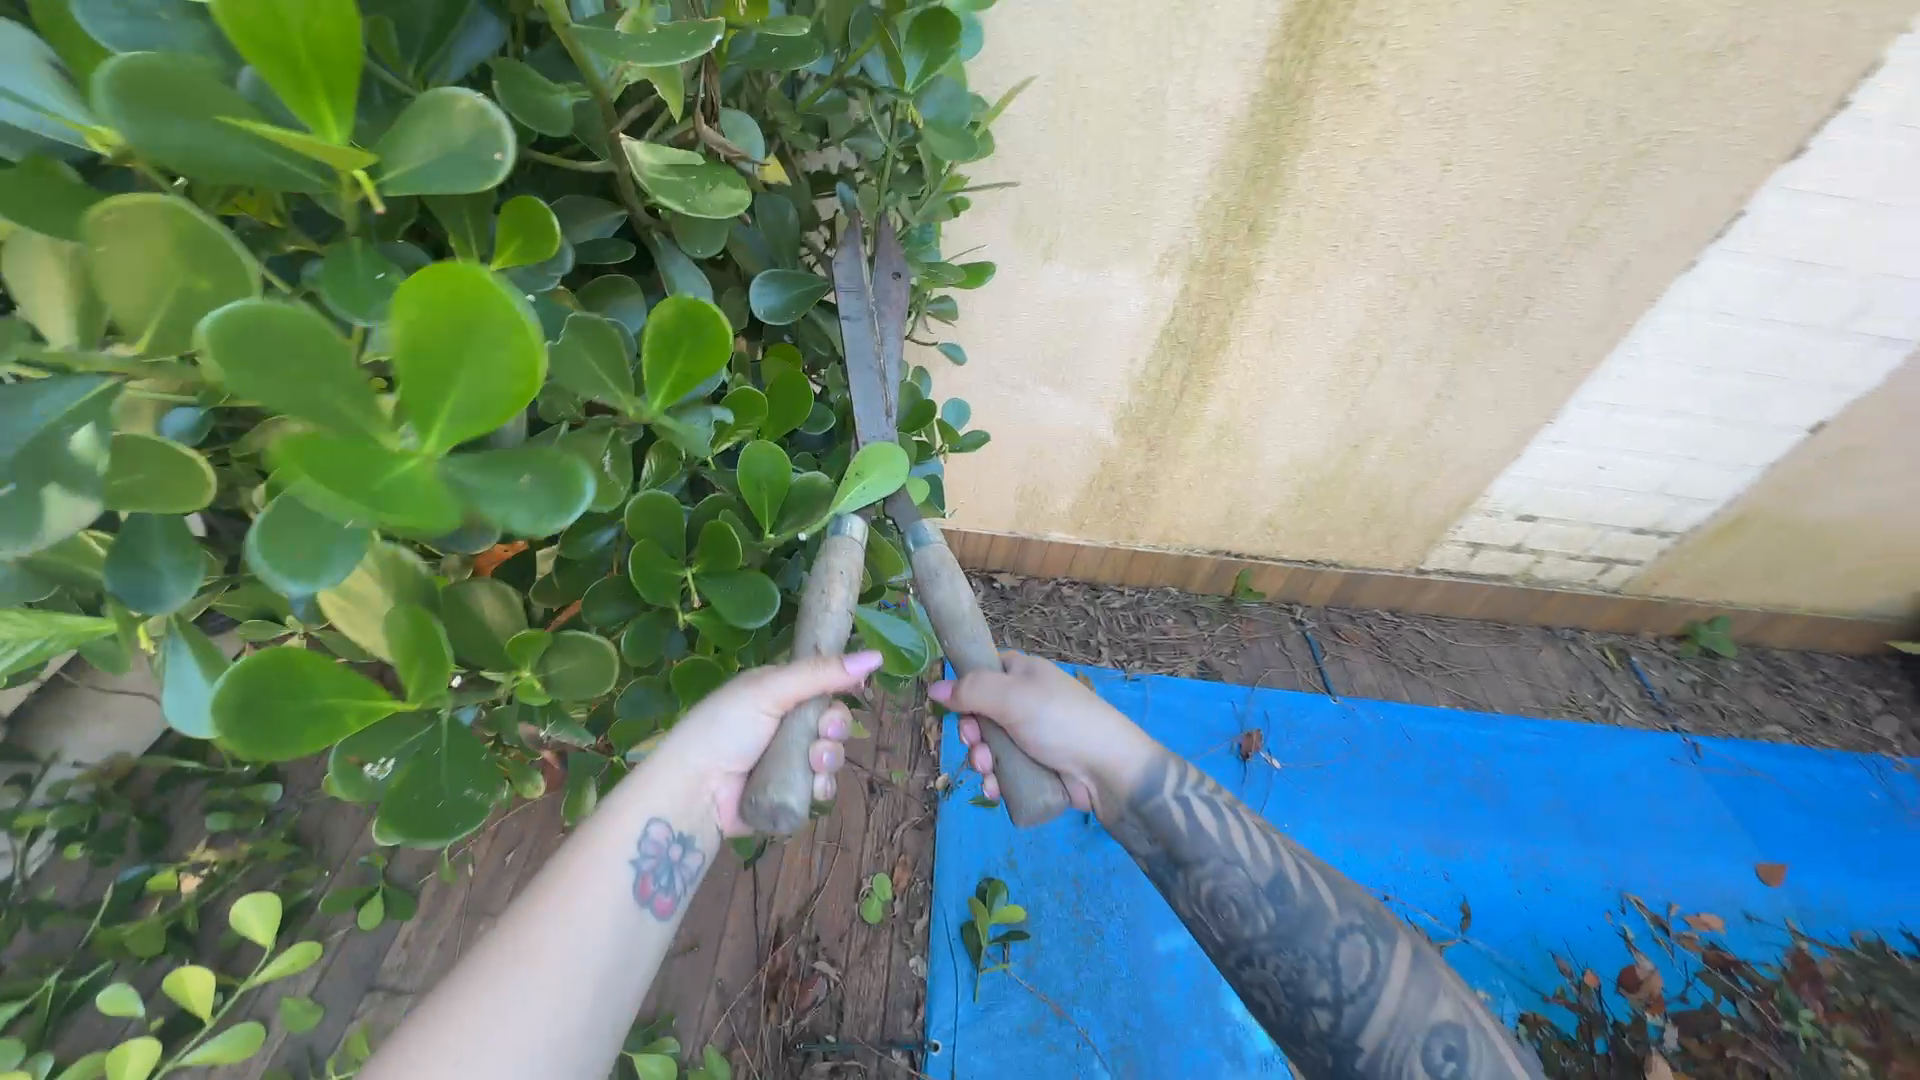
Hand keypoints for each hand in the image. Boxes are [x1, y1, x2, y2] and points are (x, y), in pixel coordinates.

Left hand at [655, 650, 883, 835]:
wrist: (693, 791)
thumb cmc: (725, 728)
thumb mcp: (771, 689)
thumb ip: (821, 673)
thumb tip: (876, 656)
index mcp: (778, 692)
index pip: (824, 685)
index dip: (842, 689)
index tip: (856, 690)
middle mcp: (784, 724)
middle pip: (833, 722)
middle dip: (836, 728)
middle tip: (823, 734)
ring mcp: (786, 760)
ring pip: (831, 756)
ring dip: (830, 759)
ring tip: (813, 764)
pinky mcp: (788, 794)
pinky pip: (821, 787)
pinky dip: (822, 787)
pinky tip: (812, 787)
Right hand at [929, 652, 1156, 818]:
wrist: (1106, 769)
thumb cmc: (1059, 720)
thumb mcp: (1012, 697)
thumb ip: (970, 691)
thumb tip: (934, 687)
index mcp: (1021, 674)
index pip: (981, 673)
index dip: (965, 691)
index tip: (959, 709)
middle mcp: (1024, 701)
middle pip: (979, 714)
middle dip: (972, 735)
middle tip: (976, 746)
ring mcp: (1030, 735)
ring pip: (988, 746)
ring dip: (981, 761)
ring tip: (990, 772)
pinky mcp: (1035, 765)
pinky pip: (1003, 770)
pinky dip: (995, 779)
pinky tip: (995, 789)